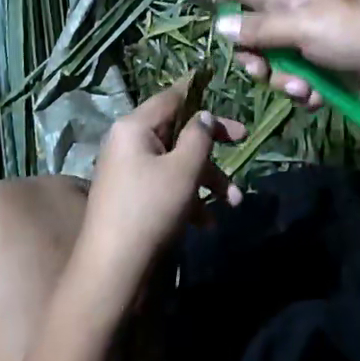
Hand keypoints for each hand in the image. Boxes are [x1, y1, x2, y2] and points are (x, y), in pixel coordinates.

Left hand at [72, 80, 246, 293]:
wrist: (114, 267)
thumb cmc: (150, 209)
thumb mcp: (183, 170)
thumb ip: (199, 137)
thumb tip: (204, 115)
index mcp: (133, 127)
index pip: (171, 98)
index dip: (199, 95)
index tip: (224, 93)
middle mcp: (127, 142)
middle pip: (176, 131)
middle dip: (212, 146)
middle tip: (245, 142)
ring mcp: (127, 170)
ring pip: (175, 162)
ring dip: (206, 178)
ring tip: (233, 203)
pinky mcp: (131, 196)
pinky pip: (165, 185)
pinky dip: (188, 197)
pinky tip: (207, 223)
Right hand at [199, 0, 359, 108]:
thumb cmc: (352, 33)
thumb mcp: (302, 27)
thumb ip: (260, 29)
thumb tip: (221, 26)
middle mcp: (295, 16)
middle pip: (252, 35)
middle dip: (254, 57)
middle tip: (260, 69)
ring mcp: (307, 45)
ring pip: (270, 64)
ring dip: (281, 80)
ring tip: (302, 88)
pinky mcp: (320, 71)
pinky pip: (292, 82)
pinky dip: (300, 91)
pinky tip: (315, 96)